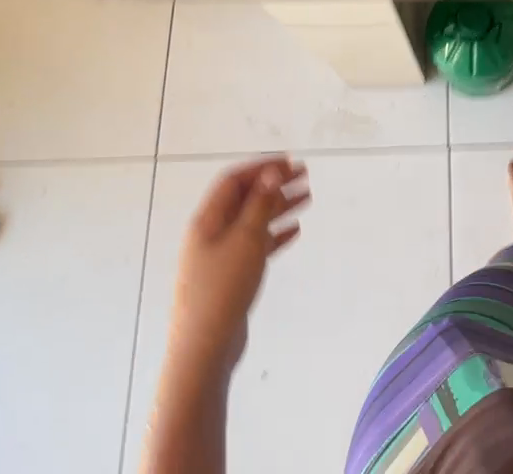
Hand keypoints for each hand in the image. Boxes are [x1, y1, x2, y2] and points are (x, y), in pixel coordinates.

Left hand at [167, 156, 309, 375]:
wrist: (205, 348)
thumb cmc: (223, 288)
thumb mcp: (245, 240)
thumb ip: (260, 204)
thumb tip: (270, 173)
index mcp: (207, 220)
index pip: (234, 181)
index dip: (262, 168)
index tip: (290, 163)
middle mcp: (211, 234)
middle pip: (245, 199)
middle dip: (274, 184)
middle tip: (304, 175)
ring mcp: (220, 257)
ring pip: (252, 222)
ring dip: (278, 207)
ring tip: (307, 198)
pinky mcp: (230, 278)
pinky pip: (254, 246)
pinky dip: (274, 235)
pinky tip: (294, 231)